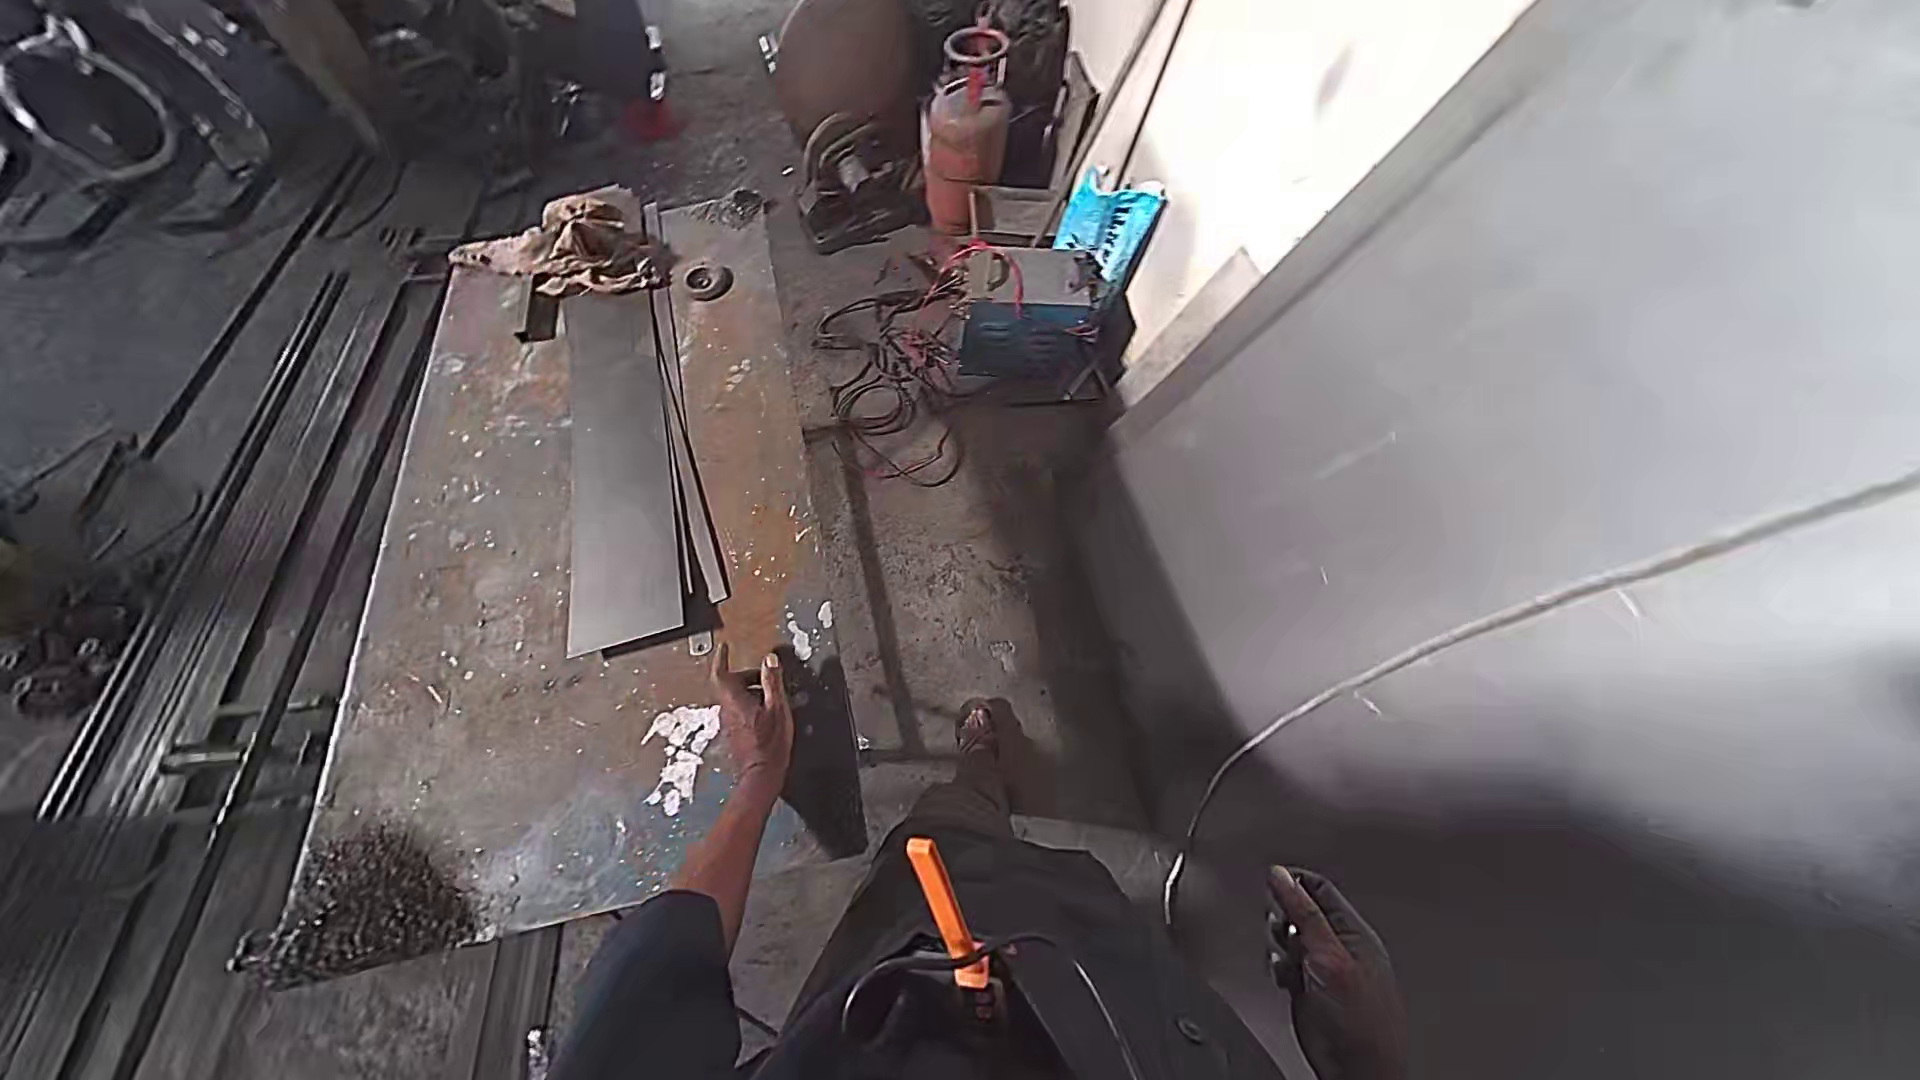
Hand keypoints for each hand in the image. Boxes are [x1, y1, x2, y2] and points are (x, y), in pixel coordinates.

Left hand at [709, 643, 792, 787]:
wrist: (761, 776)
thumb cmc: (770, 744)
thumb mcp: (778, 707)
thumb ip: (772, 681)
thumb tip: (770, 660)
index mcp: (735, 700)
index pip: (721, 672)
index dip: (721, 657)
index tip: (723, 647)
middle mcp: (727, 710)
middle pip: (731, 684)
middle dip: (748, 676)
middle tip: (766, 675)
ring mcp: (728, 723)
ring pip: (736, 697)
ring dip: (751, 691)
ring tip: (771, 696)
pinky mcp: (734, 732)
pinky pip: (739, 710)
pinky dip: (751, 705)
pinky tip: (767, 713)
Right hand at [1268, 866, 1407, 1079]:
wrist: (1358, 1076)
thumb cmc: (1361, 1025)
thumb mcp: (1329, 956)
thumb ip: (1304, 913)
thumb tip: (1280, 875)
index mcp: (1354, 934)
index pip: (1319, 889)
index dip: (1294, 881)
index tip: (1272, 882)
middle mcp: (1339, 948)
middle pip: (1299, 910)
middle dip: (1283, 915)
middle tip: (1283, 929)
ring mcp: (1323, 968)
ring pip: (1288, 935)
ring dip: (1279, 942)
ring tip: (1287, 957)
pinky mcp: (1308, 987)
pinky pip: (1284, 962)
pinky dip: (1278, 965)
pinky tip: (1285, 976)